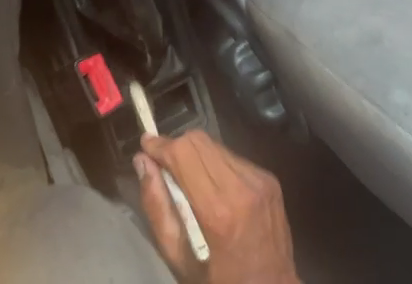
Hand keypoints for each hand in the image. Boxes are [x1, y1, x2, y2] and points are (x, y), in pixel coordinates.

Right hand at [136, 130, 299, 283]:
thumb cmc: (219, 279)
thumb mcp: (178, 256)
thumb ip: (157, 206)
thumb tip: (142, 162)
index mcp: (217, 210)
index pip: (183, 153)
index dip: (160, 145)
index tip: (145, 145)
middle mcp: (242, 186)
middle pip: (198, 141)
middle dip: (175, 146)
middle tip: (163, 164)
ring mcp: (259, 180)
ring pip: (215, 145)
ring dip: (195, 154)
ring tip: (188, 177)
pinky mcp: (269, 179)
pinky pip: (232, 157)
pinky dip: (215, 163)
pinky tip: (214, 186)